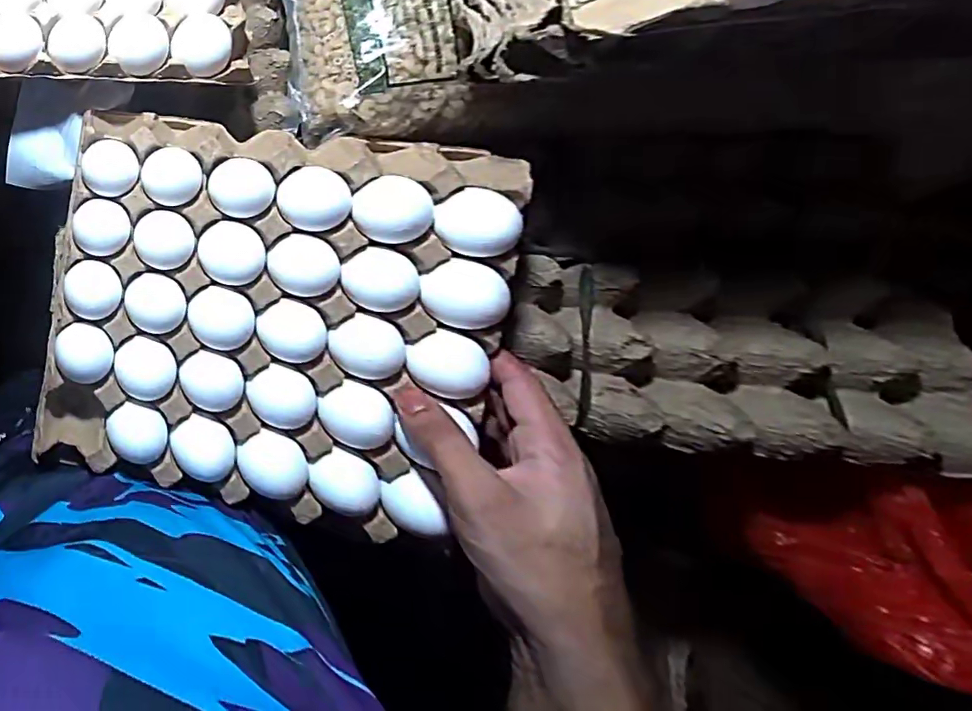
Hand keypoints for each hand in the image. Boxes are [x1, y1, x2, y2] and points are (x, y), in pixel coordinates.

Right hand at [394, 354, 652, 710]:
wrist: (566, 637)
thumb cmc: (530, 558)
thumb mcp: (476, 493)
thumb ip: (440, 439)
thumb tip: (406, 391)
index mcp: (553, 446)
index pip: (519, 381)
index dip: (484, 354)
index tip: (442, 334)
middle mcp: (551, 460)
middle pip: (505, 407)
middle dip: (464, 385)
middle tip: (417, 364)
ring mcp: (539, 487)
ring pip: (496, 438)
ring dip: (461, 420)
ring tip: (417, 399)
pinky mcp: (525, 510)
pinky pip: (492, 464)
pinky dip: (464, 450)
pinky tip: (433, 449)